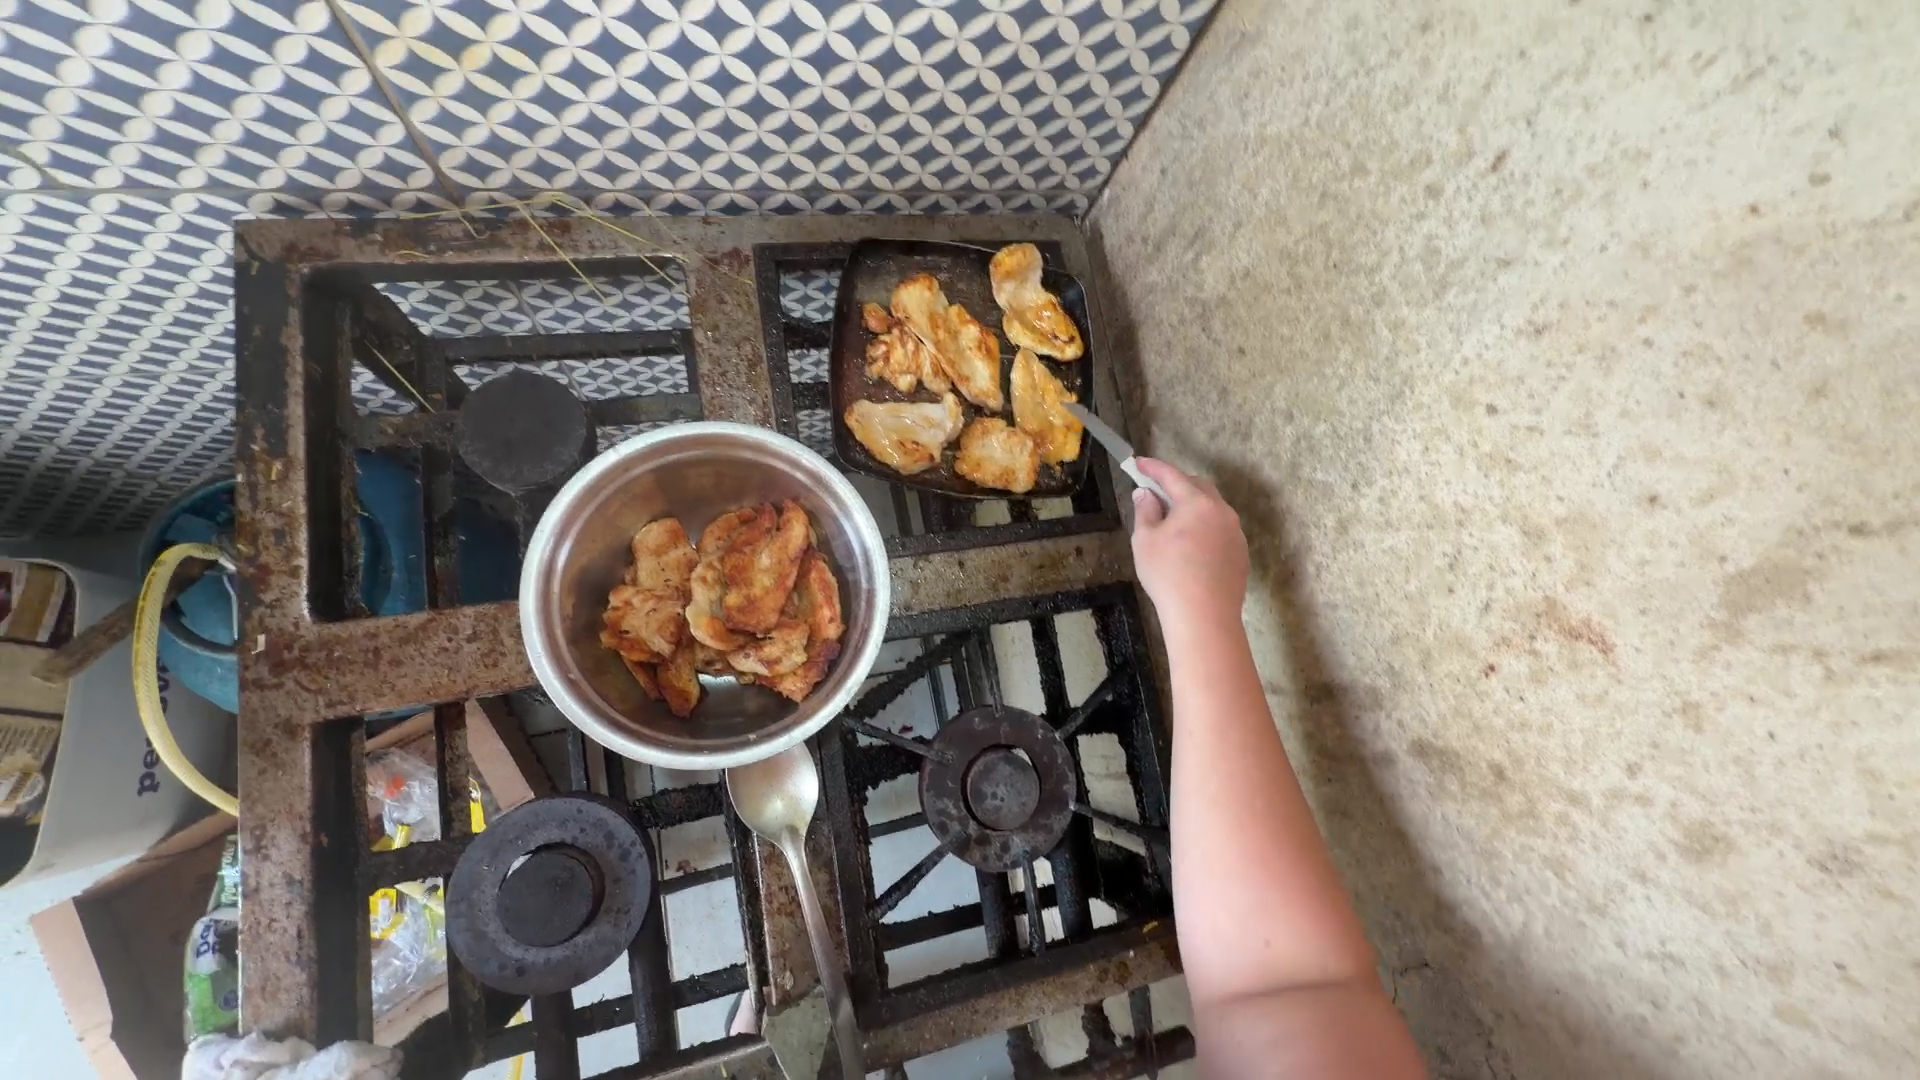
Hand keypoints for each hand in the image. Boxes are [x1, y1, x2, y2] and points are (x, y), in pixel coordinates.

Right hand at [1129, 458, 1249, 627]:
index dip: (1153, 467)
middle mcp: (1221, 511)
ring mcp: (1235, 532)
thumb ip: (1145, 511)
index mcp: (1196, 502)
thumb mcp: (1145, 541)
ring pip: (1212, 508)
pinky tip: (1191, 545)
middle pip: (1197, 487)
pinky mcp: (1240, 553)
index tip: (1138, 462)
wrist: (1205, 615)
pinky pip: (1220, 529)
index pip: (1172, 476)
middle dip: (1176, 484)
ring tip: (1173, 521)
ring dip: (1192, 506)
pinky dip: (1204, 526)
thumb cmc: (1168, 574)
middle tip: (1155, 492)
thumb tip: (1145, 494)